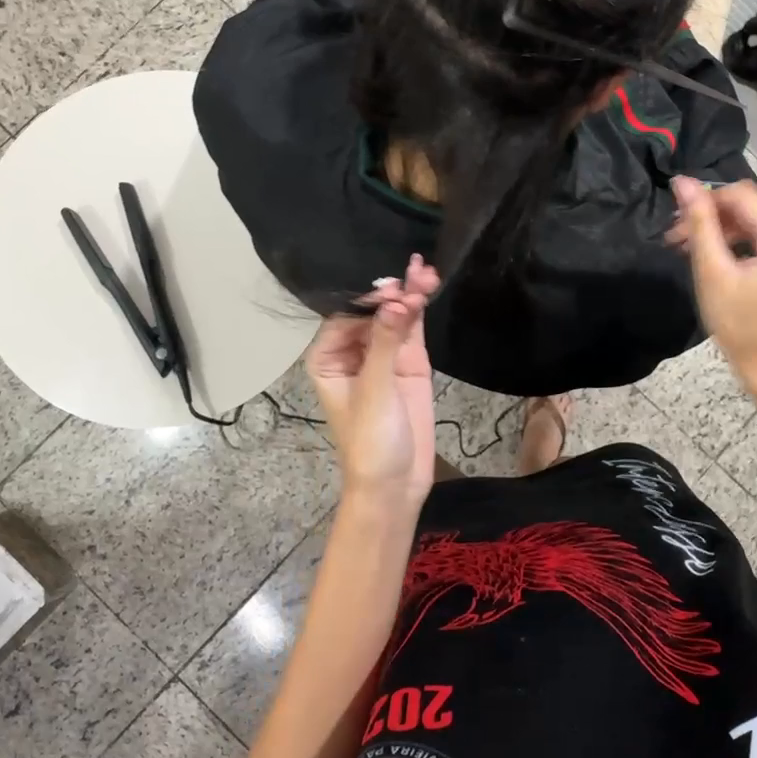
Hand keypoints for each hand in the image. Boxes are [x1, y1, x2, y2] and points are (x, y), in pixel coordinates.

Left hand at [306, 256, 441, 504]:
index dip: (368, 299)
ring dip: (410, 292)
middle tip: (414, 274)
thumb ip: (386, 345)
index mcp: (328, 357)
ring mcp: (383, 354)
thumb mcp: (375, 393)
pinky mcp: (409, 362)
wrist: (396, 485)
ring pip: (395, 314)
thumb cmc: (370, 443)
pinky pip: (413, 328)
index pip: (345, 315)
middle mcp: (352, 350)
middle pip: (372, 310)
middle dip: (391, 290)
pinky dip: (421, 308)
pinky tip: (428, 284)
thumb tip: (397, 302)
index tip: (392, 288)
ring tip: (427, 271)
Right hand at [669, 177, 756, 381]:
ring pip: (751, 215)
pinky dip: (735, 237)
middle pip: (746, 204)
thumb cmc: (739, 325)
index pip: (740, 195)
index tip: (673, 221)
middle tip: (675, 238)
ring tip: (687, 247)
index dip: (704, 201)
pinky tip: (712, 253)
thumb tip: (681, 182)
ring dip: (718, 227)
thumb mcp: (712, 272)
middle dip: (709, 216)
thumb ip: (699, 223)